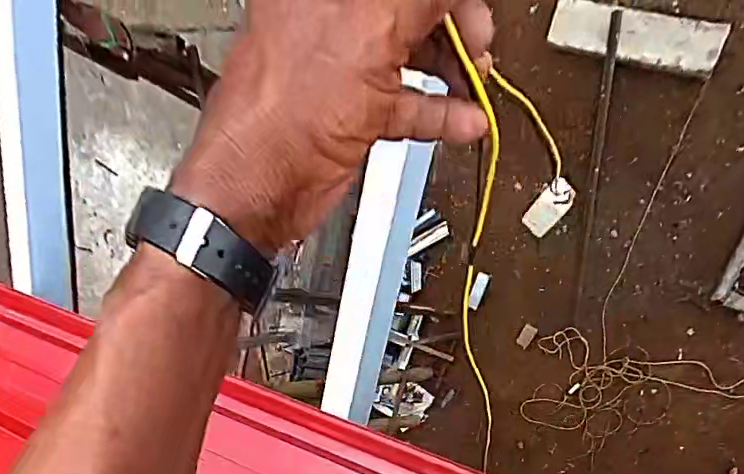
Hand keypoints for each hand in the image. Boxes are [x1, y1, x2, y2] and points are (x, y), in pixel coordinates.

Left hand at [170, 0, 495, 253]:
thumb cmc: (286, 112)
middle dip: (455, 27)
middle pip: (413, 10)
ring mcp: (348, 68)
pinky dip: (439, 115)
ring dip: (453, 73)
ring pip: (413, 56)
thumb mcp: (367, 33)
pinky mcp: (355, 112)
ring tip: (477, 87)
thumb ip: (414, 3)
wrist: (264, 185)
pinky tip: (466, 122)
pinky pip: (407, 106)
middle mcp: (339, 17)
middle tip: (479, 51)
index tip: (472, 20)